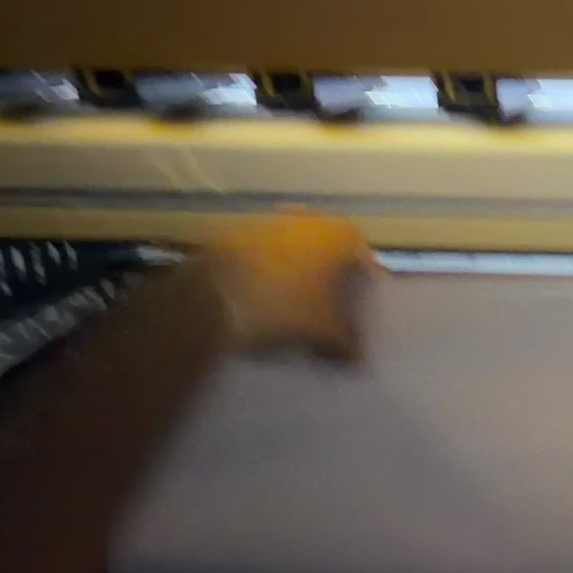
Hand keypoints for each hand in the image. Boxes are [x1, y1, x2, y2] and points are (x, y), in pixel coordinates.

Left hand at [207, 208, 378, 360]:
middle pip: (331, 255)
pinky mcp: (233, 233)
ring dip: (297, 277)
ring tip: (292, 310)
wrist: (206, 298)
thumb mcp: (324, 333)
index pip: (366, 264)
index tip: (358, 317)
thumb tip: (355, 355)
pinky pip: (264, 257)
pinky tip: (261, 302)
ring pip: (296, 254)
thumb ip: (347, 342)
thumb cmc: (283, 308)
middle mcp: (312, 217)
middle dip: (330, 282)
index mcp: (343, 232)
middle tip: (327, 313)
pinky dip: (268, 275)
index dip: (365, 295)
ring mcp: (269, 221)